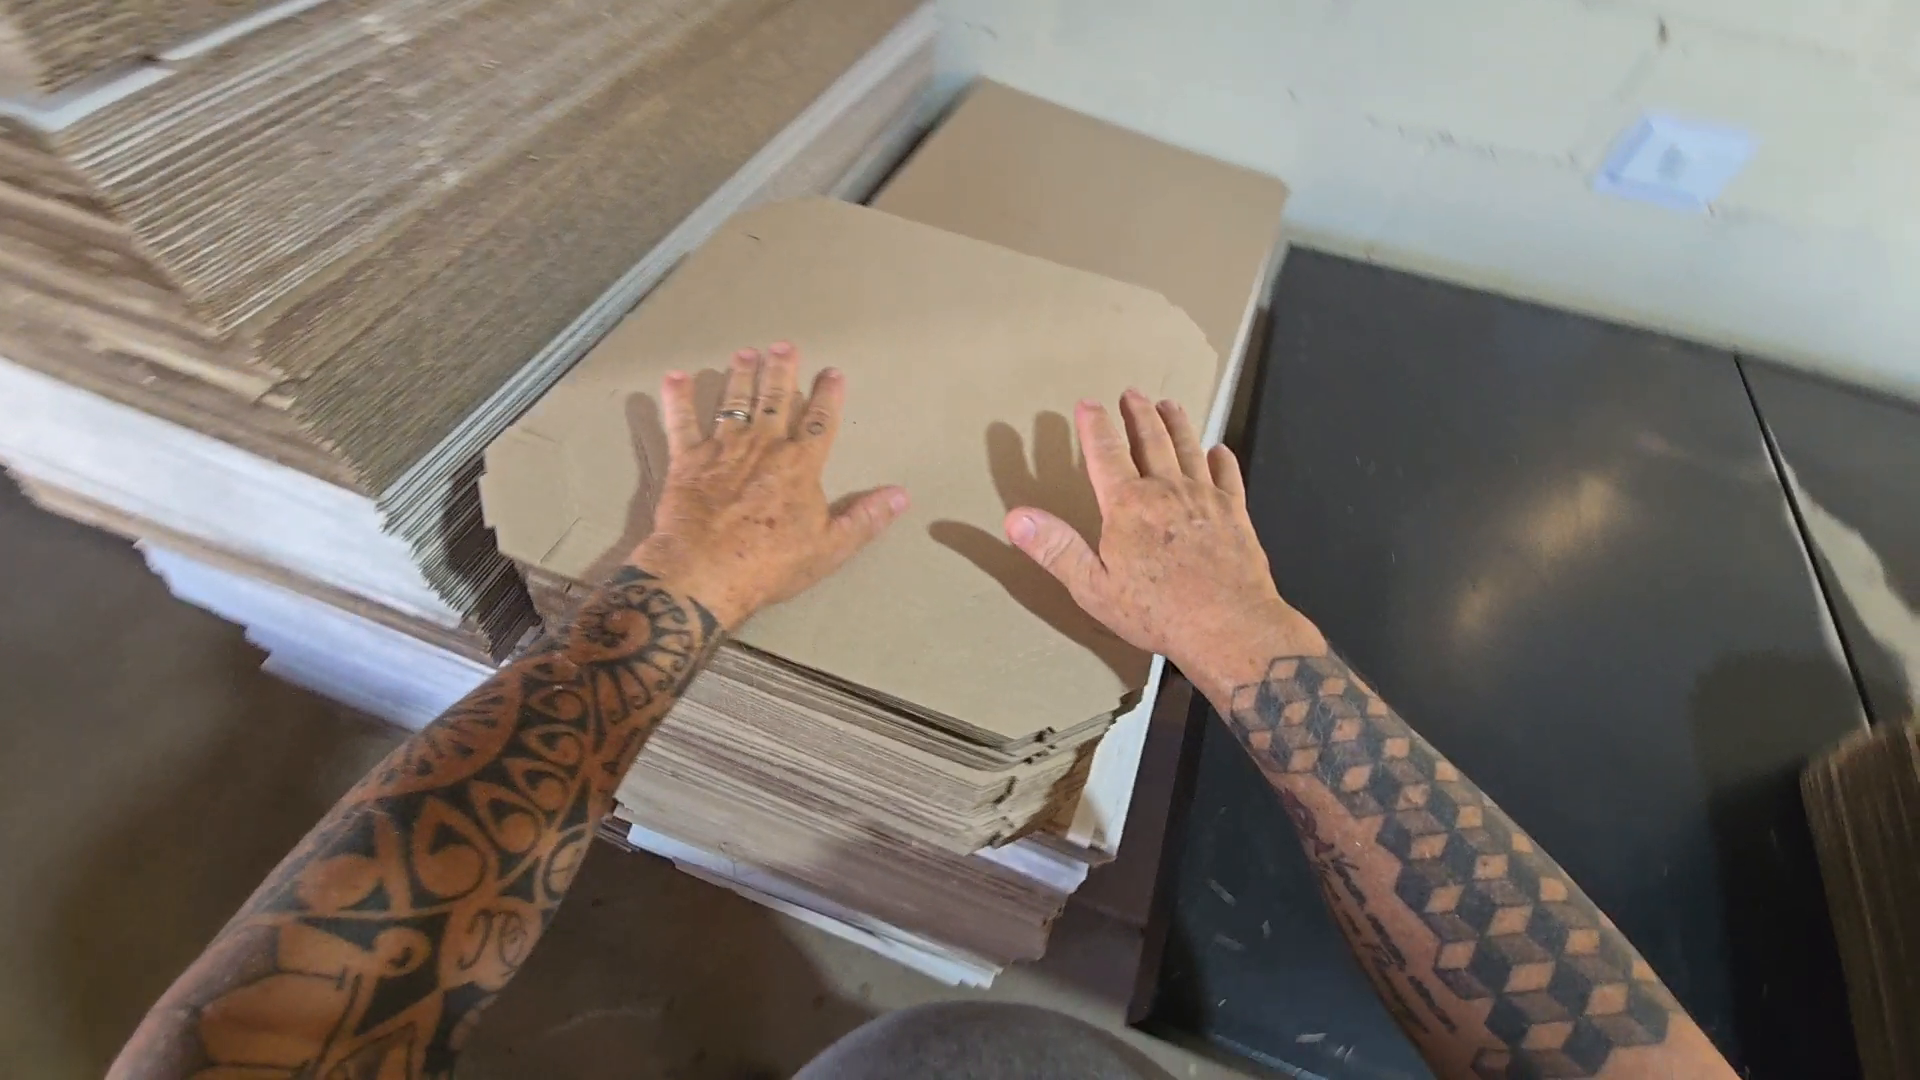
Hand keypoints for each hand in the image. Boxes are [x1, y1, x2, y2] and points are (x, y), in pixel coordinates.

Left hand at [630, 343, 908, 629]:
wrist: (705, 572)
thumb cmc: (772, 563)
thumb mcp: (831, 548)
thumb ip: (865, 518)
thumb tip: (901, 495)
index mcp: (800, 465)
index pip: (821, 422)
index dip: (828, 396)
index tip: (833, 372)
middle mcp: (764, 447)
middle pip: (775, 400)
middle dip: (781, 371)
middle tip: (783, 345)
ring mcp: (723, 450)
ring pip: (734, 402)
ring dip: (740, 376)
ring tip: (744, 353)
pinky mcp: (686, 460)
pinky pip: (681, 422)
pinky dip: (678, 399)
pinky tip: (676, 377)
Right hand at [1004, 390, 1322, 677]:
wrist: (1227, 626)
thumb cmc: (1156, 611)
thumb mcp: (1092, 586)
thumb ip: (1055, 548)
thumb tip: (1015, 518)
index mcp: (1128, 505)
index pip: (1106, 453)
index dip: (1095, 426)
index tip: (1088, 403)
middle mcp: (1167, 491)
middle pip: (1151, 440)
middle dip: (1139, 414)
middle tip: (1132, 393)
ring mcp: (1205, 499)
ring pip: (1189, 448)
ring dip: (1177, 424)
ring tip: (1170, 405)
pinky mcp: (1236, 514)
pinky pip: (1228, 476)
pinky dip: (1222, 460)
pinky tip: (1219, 451)